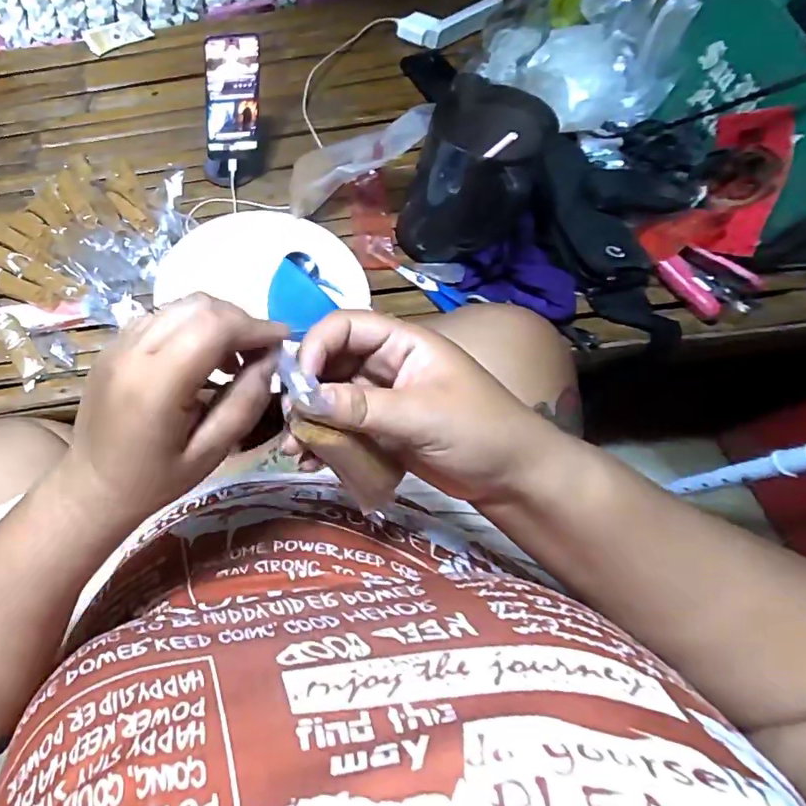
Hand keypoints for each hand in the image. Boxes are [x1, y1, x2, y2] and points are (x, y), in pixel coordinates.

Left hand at [61, 294, 287, 521]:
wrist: (90, 487)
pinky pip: (161, 316)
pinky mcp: (114, 344)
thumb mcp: (210, 453)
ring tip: (232, 358)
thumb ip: (244, 404)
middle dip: (239, 321)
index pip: (214, 327)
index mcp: (155, 384)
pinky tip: (201, 356)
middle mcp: (133, 352)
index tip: (282, 341)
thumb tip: (270, 361)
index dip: (254, 327)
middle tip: (259, 352)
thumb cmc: (153, 481)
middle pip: (199, 307)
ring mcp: (119, 343)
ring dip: (216, 321)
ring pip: (180, 306)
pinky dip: (191, 325)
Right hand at [285, 309, 560, 504]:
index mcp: (402, 342)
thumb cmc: (480, 432)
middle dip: (305, 389)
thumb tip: (306, 398)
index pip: (346, 326)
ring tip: (295, 449)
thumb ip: (362, 407)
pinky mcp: (379, 428)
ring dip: (309, 419)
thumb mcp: (421, 416)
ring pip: (330, 397)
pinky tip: (311, 462)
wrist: (516, 480)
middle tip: (290, 420)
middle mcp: (386, 363)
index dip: (317, 345)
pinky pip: (341, 426)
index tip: (299, 381)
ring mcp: (381, 397)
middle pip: (331, 361)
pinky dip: (324, 440)